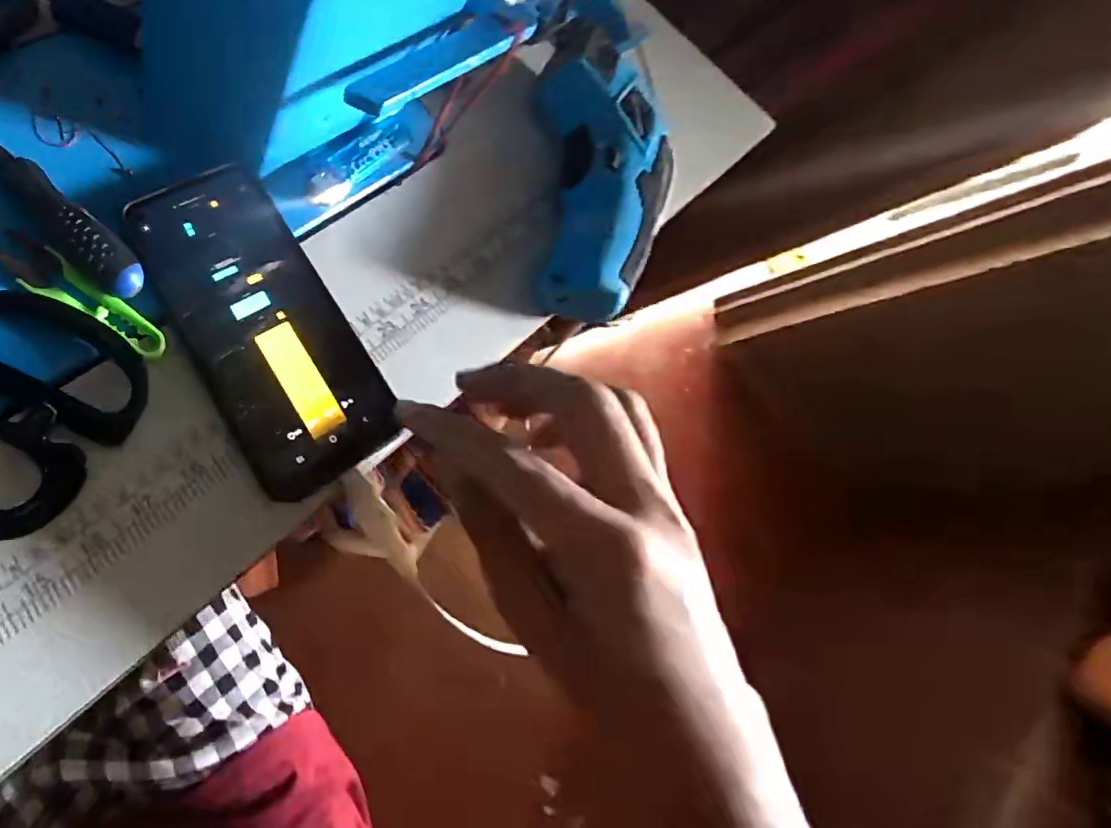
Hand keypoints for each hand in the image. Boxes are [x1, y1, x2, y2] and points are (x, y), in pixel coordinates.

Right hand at [397, 362, 804, 827]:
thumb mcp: (531, 622)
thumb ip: (492, 533)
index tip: (410, 410)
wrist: (700, 730)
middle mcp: (646, 506)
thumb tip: (455, 465)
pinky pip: (630, 431)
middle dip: (517, 380)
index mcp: (604, 547)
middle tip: (465, 386)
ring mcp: (669, 500)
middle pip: (584, 404)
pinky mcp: (672, 502)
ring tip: (504, 404)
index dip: (455, 431)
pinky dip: (580, 414)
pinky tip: (546, 440)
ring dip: (554, 388)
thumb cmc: (606, 690)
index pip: (515, 463)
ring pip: (617, 404)